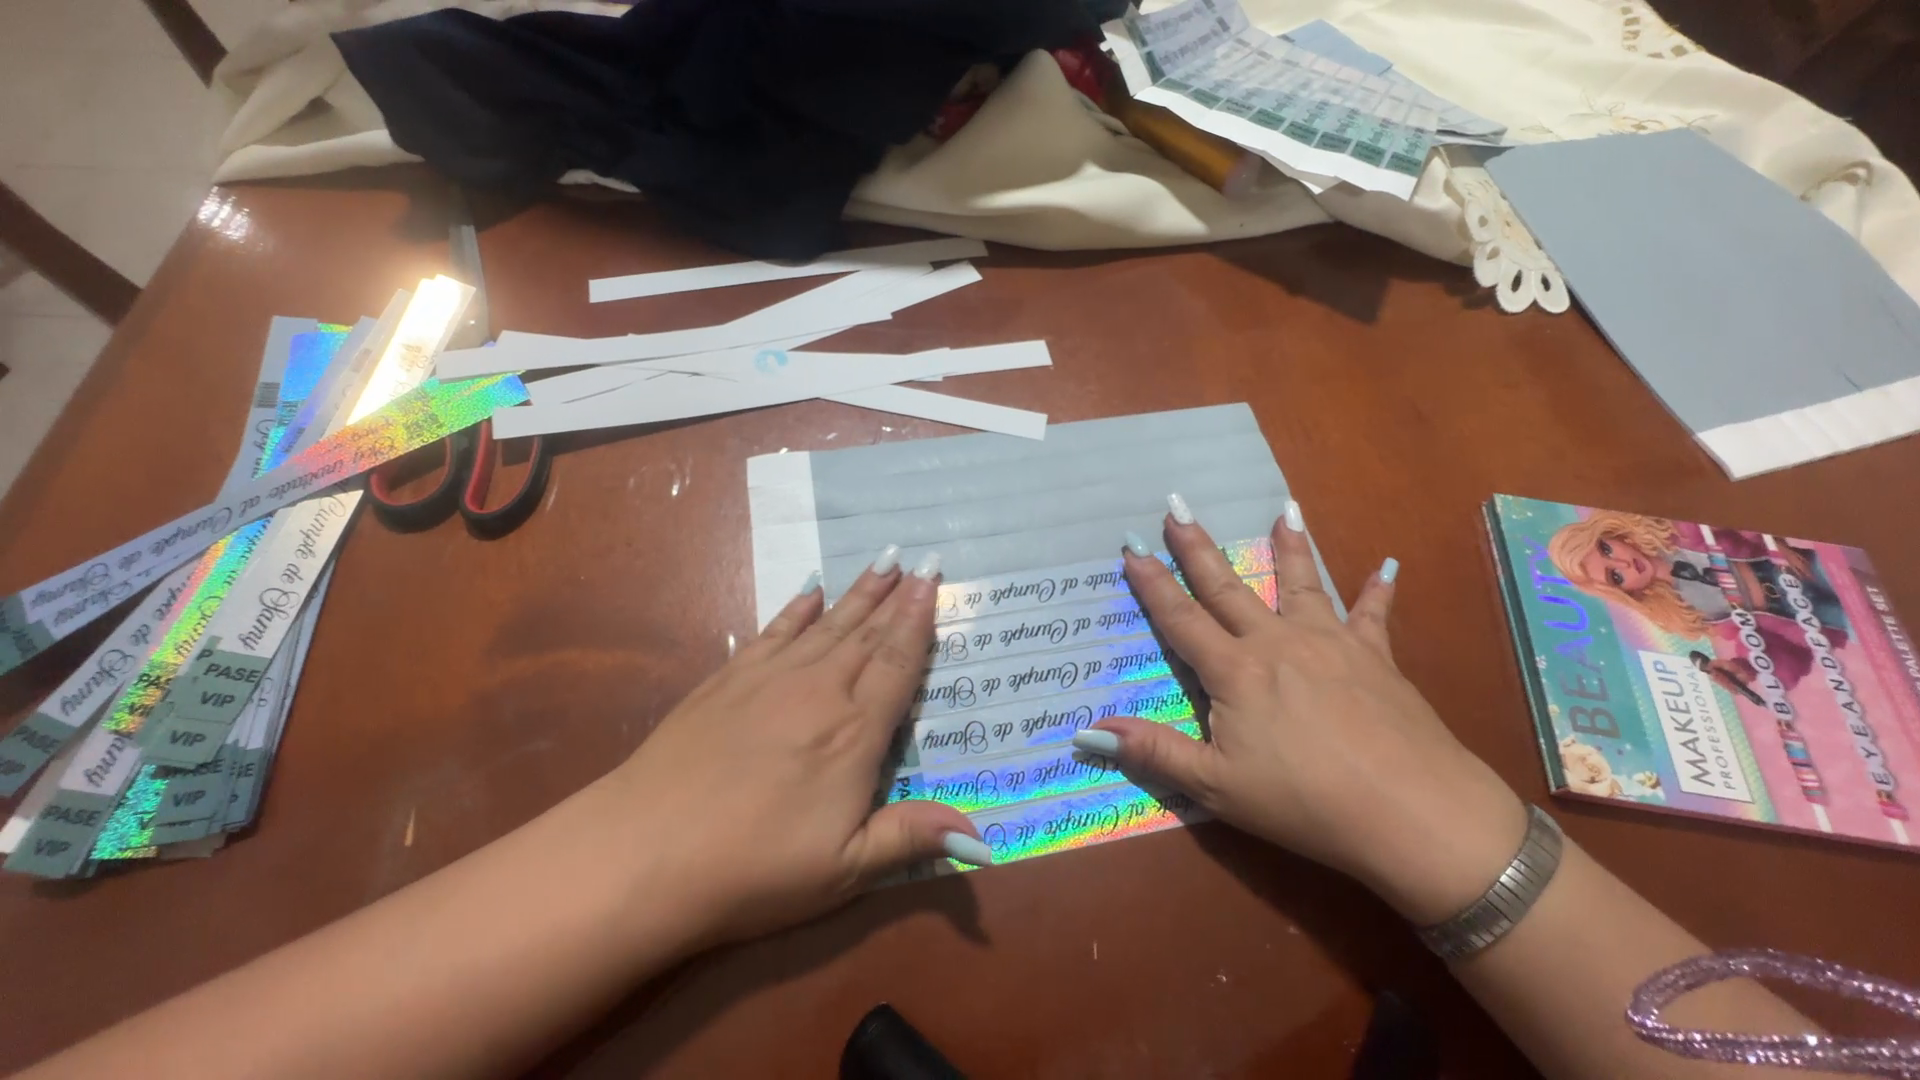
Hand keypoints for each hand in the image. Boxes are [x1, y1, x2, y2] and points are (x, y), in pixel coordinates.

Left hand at [601, 554, 984, 946]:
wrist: (644, 853)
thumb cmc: (754, 869)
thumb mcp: (844, 871)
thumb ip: (910, 838)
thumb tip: (983, 837)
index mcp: (854, 733)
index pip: (897, 664)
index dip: (918, 622)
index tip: (932, 581)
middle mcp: (817, 692)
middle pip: (865, 635)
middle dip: (895, 597)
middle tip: (917, 561)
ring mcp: (767, 681)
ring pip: (825, 625)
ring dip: (856, 594)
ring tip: (880, 562)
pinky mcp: (726, 682)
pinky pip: (773, 632)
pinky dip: (796, 609)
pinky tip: (810, 593)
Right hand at [1078, 505, 1525, 924]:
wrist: (1412, 810)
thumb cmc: (1304, 801)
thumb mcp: (1217, 786)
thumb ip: (1155, 753)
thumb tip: (1089, 732)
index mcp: (1235, 672)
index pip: (1182, 619)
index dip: (1153, 584)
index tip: (1131, 548)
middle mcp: (1278, 642)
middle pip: (1228, 588)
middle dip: (1198, 547)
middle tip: (1178, 505)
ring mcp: (1330, 644)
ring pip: (1300, 584)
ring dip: (1288, 547)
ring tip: (1283, 509)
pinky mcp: (1376, 658)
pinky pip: (1373, 616)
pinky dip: (1377, 592)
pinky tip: (1386, 568)